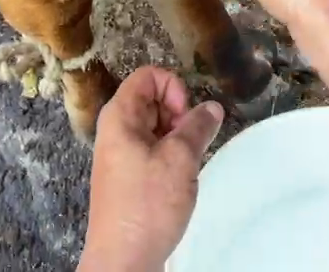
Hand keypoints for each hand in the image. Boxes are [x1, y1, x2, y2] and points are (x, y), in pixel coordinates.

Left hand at [78, 66, 224, 271]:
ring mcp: (120, 154)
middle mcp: (116, 129)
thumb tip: (213, 107)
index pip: (148, 75)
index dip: (173, 87)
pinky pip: (152, 149)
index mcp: (119, 115)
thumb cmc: (147, 204)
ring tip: (185, 164)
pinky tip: (178, 179)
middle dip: (178, 114)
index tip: (185, 117)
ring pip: (155, 126)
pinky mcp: (127, 177)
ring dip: (177, 138)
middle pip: (152, 99)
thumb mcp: (179, 160)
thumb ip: (198, 126)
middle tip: (189, 143)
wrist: (123, 263)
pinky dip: (169, 155)